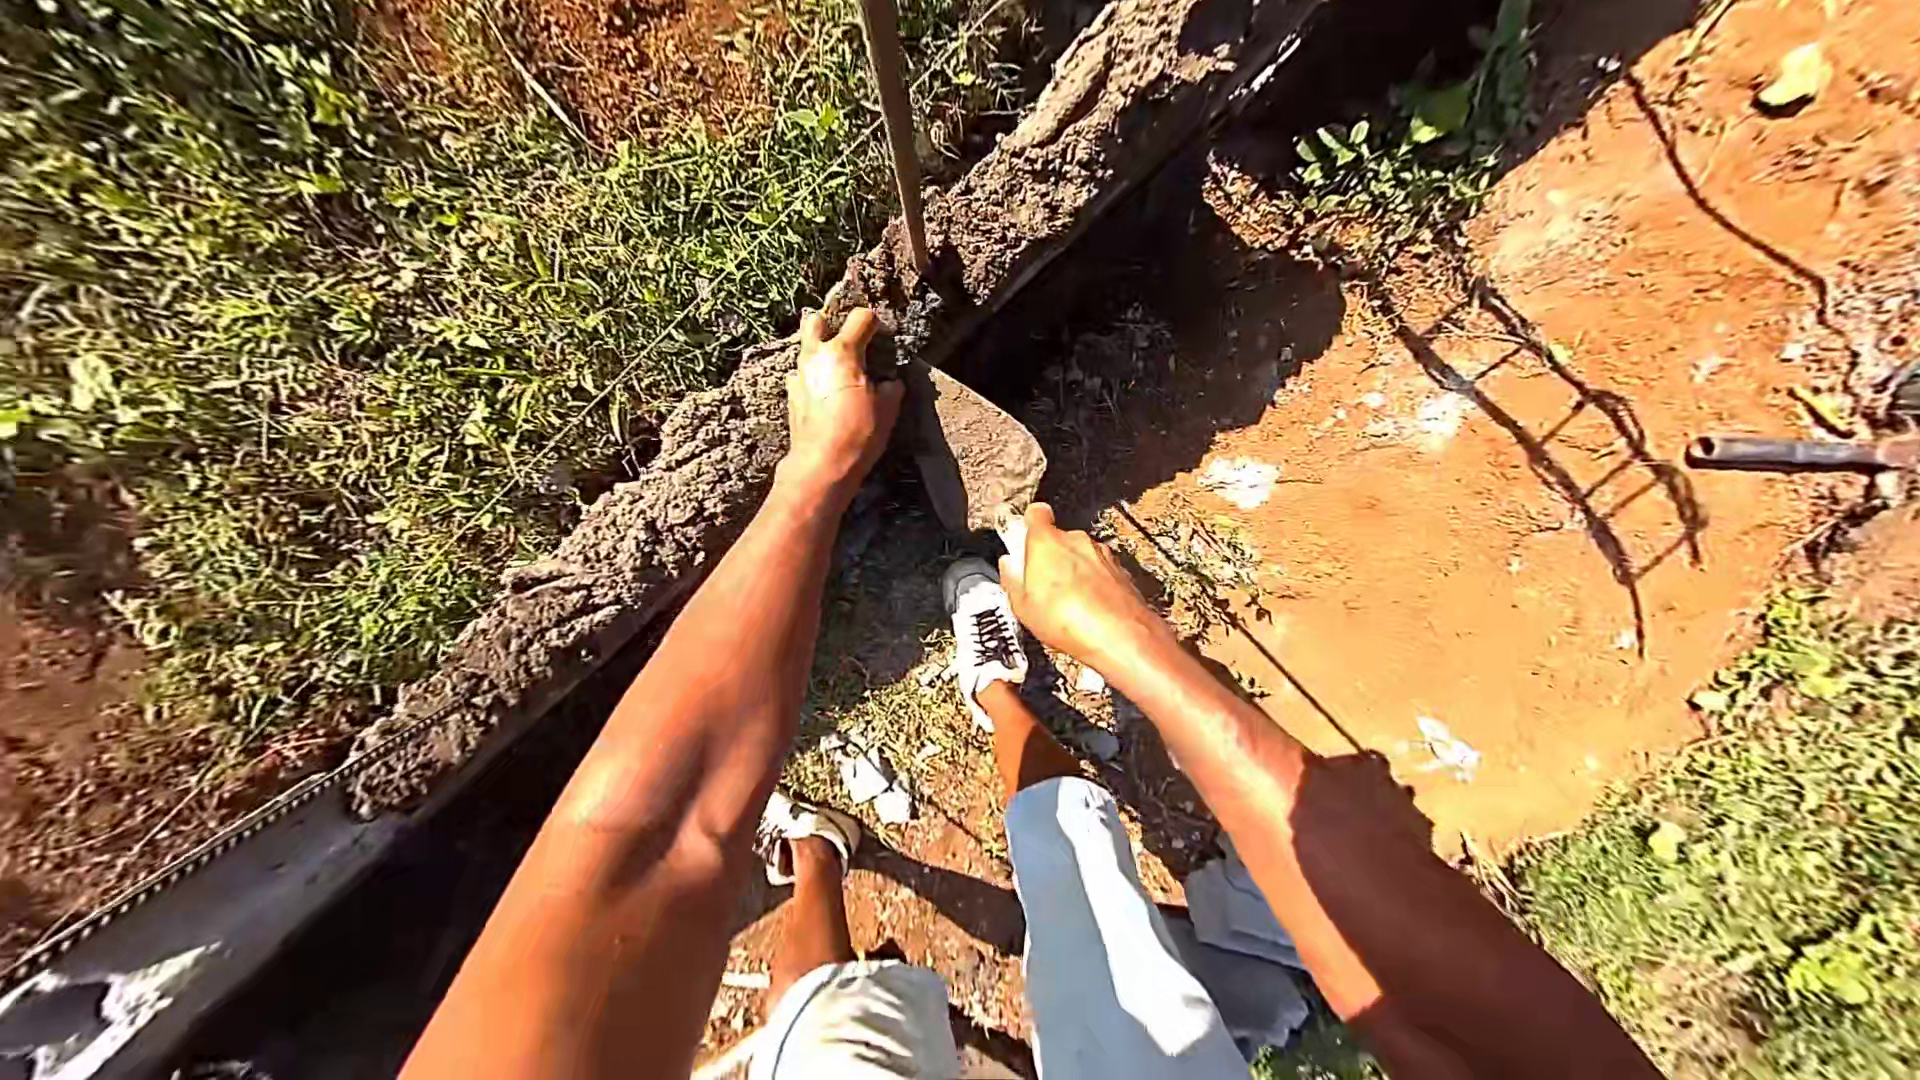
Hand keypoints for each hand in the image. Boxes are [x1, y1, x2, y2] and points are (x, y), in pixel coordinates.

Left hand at [781, 308, 902, 495]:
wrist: (822, 464)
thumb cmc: (858, 434)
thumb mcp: (888, 409)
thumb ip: (890, 387)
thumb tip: (890, 382)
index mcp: (843, 353)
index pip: (861, 317)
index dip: (875, 323)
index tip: (882, 337)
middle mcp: (816, 357)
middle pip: (817, 320)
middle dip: (833, 324)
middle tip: (850, 343)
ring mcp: (799, 375)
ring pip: (807, 348)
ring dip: (822, 352)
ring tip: (841, 372)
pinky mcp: (792, 395)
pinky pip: (802, 375)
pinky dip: (814, 377)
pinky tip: (827, 395)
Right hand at [997, 503, 1170, 670]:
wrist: (1120, 635)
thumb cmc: (1069, 619)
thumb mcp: (1022, 606)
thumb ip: (1013, 580)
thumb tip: (1008, 568)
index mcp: (1045, 541)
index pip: (1036, 513)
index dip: (1030, 523)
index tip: (1024, 540)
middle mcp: (1076, 540)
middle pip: (1058, 539)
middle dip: (1051, 557)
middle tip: (1042, 585)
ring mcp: (1101, 553)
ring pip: (1081, 556)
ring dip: (1074, 572)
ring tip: (1067, 603)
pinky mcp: (1121, 570)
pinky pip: (1101, 571)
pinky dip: (1095, 584)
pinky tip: (1088, 609)